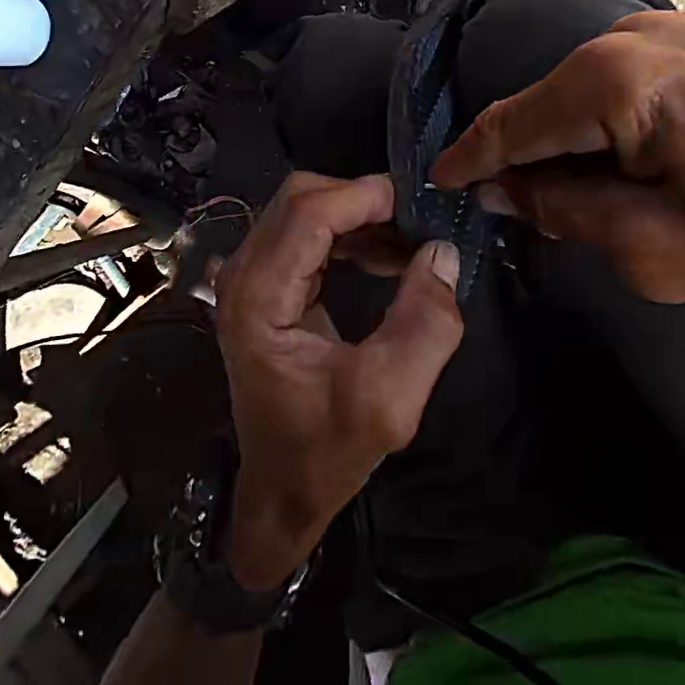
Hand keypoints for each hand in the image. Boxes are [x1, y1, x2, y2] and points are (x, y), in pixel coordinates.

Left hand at [213, 173, 462, 590]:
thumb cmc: (325, 452)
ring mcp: (247, 279)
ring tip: (410, 243)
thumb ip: (424, 325)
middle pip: (299, 198)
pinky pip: (305, 237)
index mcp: (257, 299)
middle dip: (362, 200)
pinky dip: (348, 236)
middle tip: (417, 223)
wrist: (281, 488)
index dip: (364, 196)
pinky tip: (385, 258)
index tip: (420, 207)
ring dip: (358, 217)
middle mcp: (241, 277)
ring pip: (302, 211)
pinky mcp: (263, 287)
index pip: (307, 212)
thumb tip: (442, 252)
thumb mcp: (389, 400)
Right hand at [430, 10, 684, 331]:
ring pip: (587, 96)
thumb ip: (565, 212)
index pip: (508, 124)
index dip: (466, 159)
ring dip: (571, 147)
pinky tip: (630, 172)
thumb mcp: (662, 251)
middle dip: (522, 160)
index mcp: (615, 80)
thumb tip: (506, 191)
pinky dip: (612, 129)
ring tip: (573, 203)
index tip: (434, 183)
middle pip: (544, 105)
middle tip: (510, 214)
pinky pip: (632, 86)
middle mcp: (639, 36)